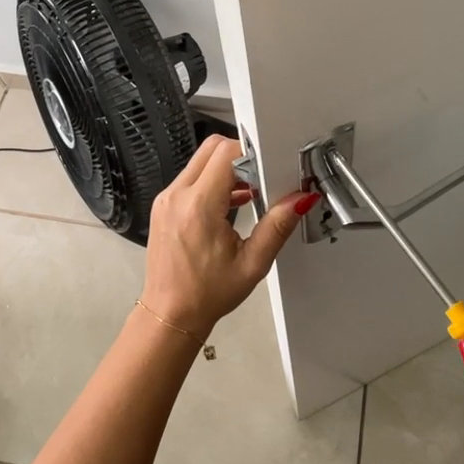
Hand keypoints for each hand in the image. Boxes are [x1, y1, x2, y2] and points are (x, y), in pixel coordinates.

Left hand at [139, 136, 314, 337]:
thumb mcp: (252, 263)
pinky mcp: (163, 205)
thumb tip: (300, 199)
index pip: (225, 152)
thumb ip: (277, 226)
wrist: (170, 315)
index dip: (251, 153)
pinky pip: (191, 178)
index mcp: (199, 206)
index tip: (269, 168)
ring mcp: (166, 199)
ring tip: (250, 193)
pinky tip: (232, 202)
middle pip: (211, 148)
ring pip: (200, 161)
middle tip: (261, 177)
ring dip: (226, 169)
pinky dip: (212, 181)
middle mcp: (177, 196)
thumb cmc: (207, 294)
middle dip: (240, 155)